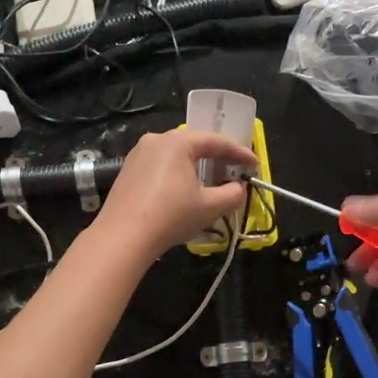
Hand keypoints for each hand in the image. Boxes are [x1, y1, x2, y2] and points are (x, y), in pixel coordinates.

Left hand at [96, 129, 258, 255]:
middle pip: (194, 145)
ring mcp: (137, 155)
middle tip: (234, 170)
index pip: (216, 142)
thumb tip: (239, 188)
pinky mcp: (127, 172)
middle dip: (216, 158)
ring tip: (211, 182)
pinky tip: (183, 191)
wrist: (123, 236)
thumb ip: (232, 194)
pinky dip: (177, 175)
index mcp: (177, 142)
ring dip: (196, 168)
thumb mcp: (209, 207)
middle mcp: (156, 141)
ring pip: (175, 157)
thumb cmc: (170, 216)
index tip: (254, 164)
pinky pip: (160, 167)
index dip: (239, 153)